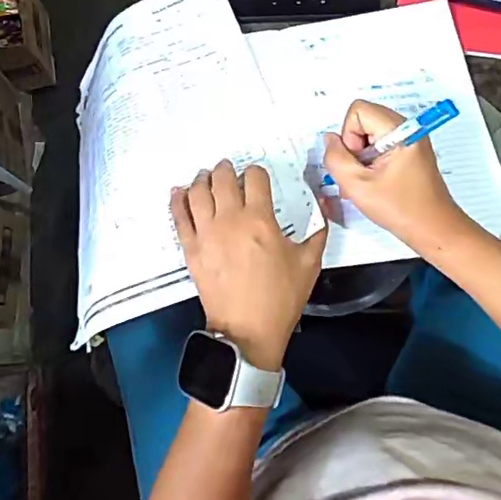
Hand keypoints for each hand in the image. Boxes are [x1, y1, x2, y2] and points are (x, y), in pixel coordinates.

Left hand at [171, 160, 327, 370]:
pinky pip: (179, 216)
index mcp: (260, 220)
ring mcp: (206, 234)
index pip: (255, 178)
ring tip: (205, 176)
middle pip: (222, 179)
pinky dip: (177, 201)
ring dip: (202, 179)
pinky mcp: (191, 249)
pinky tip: (178, 192)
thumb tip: (322, 206)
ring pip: (197, 192)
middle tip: (228, 169)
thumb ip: (318, 229)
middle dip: (226, 169)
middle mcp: (229, 220)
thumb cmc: (280, 298)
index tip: (258, 177)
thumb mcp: (309, 262)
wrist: (247, 330)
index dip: (257, 173)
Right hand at [321, 100, 475, 253]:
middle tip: (359, 173)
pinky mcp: (409, 151)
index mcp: (401, 131)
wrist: (433, 228)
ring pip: (369, 134)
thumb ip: (335, 158)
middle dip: (353, 146)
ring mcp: (410, 139)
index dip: (349, 136)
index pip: (358, 111)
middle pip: (363, 120)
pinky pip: (380, 145)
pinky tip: (373, 183)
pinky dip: (370, 162)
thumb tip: (330, 141)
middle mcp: (408, 129)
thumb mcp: (357, 185)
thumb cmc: (405, 210)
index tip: (358, 161)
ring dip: (360, 157)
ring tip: (366, 182)